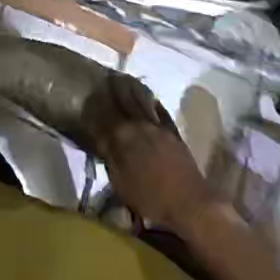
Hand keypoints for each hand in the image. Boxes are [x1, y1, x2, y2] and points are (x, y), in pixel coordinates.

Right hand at [86, 74, 216, 231]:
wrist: (188, 203)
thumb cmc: (150, 198)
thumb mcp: (121, 182)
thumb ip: (110, 156)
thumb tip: (102, 136)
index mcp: (122, 137)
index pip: (105, 114)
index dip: (97, 103)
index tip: (91, 94)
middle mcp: (139, 126)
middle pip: (125, 102)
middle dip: (115, 89)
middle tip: (109, 77)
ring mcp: (158, 127)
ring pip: (143, 102)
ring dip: (134, 90)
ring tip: (127, 79)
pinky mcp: (174, 134)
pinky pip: (162, 113)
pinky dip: (155, 104)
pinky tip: (153, 99)